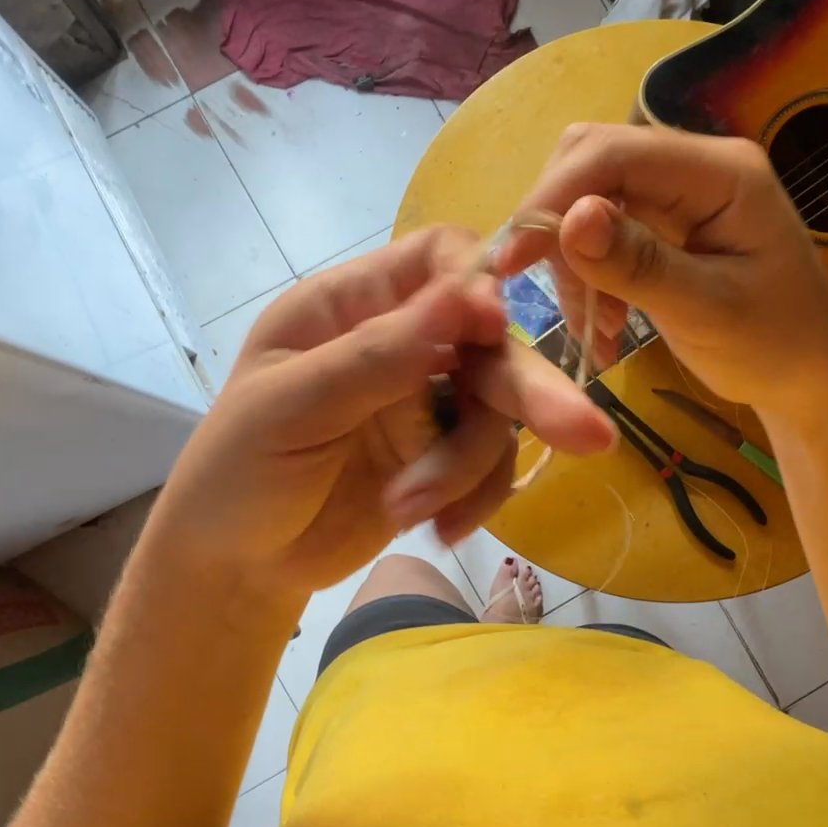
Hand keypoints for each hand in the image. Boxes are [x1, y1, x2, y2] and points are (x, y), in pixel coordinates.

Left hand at [160, 227, 614, 595]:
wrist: (240, 565)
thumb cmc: (240, 472)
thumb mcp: (292, 408)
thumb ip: (377, 355)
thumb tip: (467, 294)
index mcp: (352, 306)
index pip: (438, 261)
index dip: (478, 286)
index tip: (494, 328)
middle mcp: (402, 345)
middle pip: (490, 346)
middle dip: (530, 394)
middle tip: (587, 436)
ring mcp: (428, 405)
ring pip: (499, 416)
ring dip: (468, 469)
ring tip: (413, 511)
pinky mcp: (445, 461)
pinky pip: (493, 469)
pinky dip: (477, 500)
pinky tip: (441, 530)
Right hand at [493, 124, 827, 410]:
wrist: (807, 373)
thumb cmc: (773, 345)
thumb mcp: (707, 311)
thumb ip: (639, 264)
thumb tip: (569, 220)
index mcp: (720, 172)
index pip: (614, 153)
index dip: (554, 198)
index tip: (510, 260)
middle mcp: (694, 167)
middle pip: (592, 162)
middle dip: (558, 227)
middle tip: (543, 292)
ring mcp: (677, 194)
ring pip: (590, 200)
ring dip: (575, 266)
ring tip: (598, 331)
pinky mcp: (663, 225)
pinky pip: (603, 235)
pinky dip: (590, 281)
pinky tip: (607, 327)